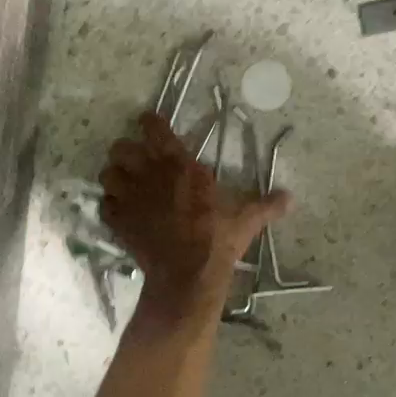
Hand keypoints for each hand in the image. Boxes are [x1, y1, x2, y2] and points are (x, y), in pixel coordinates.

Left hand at [99, 112, 291, 319]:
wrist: (188, 274)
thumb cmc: (217, 238)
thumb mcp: (246, 219)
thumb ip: (267, 205)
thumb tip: (291, 198)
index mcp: (180, 164)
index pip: (154, 128)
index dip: (149, 122)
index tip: (148, 122)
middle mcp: (150, 174)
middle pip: (121, 147)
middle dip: (126, 150)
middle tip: (137, 158)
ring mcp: (131, 198)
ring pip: (107, 174)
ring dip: (114, 176)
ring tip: (125, 183)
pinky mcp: (119, 223)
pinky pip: (104, 205)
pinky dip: (110, 206)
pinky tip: (122, 211)